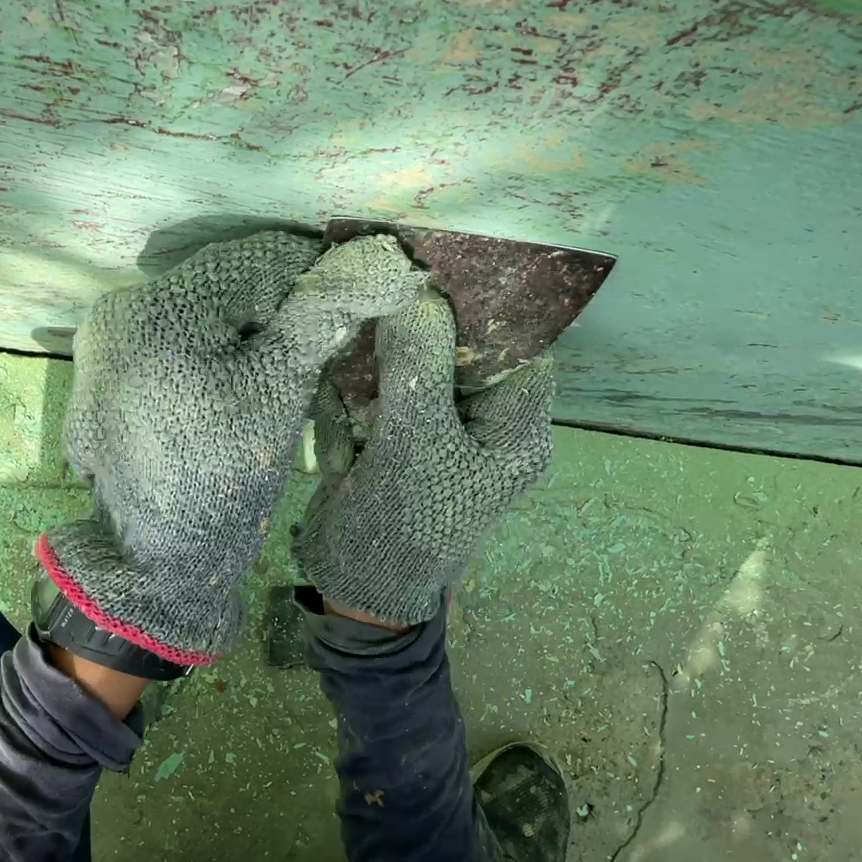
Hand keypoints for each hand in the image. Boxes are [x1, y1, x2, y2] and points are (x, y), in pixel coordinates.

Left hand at [39, 231, 424, 665]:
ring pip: (195, 318)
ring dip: (241, 335)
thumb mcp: (279, 387)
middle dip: (272, 312)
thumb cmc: (225, 475)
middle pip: (219, 288)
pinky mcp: (100, 382)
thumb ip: (322, 313)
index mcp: (153, 307)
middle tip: (310, 354)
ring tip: (272, 379)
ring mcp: (99, 351)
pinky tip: (226, 395)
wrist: (158, 562)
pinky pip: (168, 348)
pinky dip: (204, 358)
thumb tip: (379, 256)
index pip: (251, 261)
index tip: (347, 309)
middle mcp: (113, 314)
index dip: (310, 278)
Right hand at [296, 289, 554, 627]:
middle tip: (377, 306)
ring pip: (421, 366)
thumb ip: (417, 366)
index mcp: (517, 428)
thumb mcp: (413, 444)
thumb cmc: (401, 525)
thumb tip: (414, 292)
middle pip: (462, 350)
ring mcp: (444, 430)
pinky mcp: (406, 437)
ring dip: (383, 359)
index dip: (477, 306)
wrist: (356, 587)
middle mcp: (489, 424)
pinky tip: (344, 400)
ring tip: (354, 361)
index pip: (514, 344)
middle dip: (418, 330)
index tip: (427, 274)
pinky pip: (391, 392)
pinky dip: (364, 388)